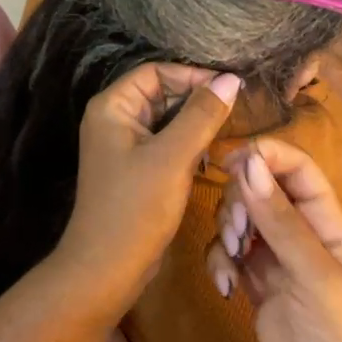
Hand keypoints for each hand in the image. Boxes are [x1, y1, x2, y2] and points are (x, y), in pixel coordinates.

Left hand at [50, 64, 242, 312]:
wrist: (106, 269)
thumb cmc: (135, 207)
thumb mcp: (173, 158)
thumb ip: (201, 116)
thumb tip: (230, 78)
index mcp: (112, 106)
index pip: (155, 72)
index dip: (192, 75)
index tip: (231, 87)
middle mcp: (113, 118)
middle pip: (160, 93)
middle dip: (195, 99)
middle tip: (236, 110)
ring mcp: (122, 145)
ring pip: (165, 120)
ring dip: (194, 123)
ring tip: (228, 130)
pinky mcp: (133, 169)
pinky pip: (163, 144)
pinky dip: (186, 145)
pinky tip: (210, 156)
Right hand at [207, 140, 341, 341]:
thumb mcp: (318, 277)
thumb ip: (282, 221)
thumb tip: (249, 162)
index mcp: (330, 225)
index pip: (299, 169)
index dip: (268, 155)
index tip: (232, 161)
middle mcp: (304, 235)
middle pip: (261, 189)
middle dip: (239, 201)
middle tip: (236, 231)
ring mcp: (278, 261)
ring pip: (241, 219)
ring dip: (227, 230)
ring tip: (232, 257)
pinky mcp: (257, 285)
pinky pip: (229, 255)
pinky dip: (220, 262)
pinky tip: (225, 284)